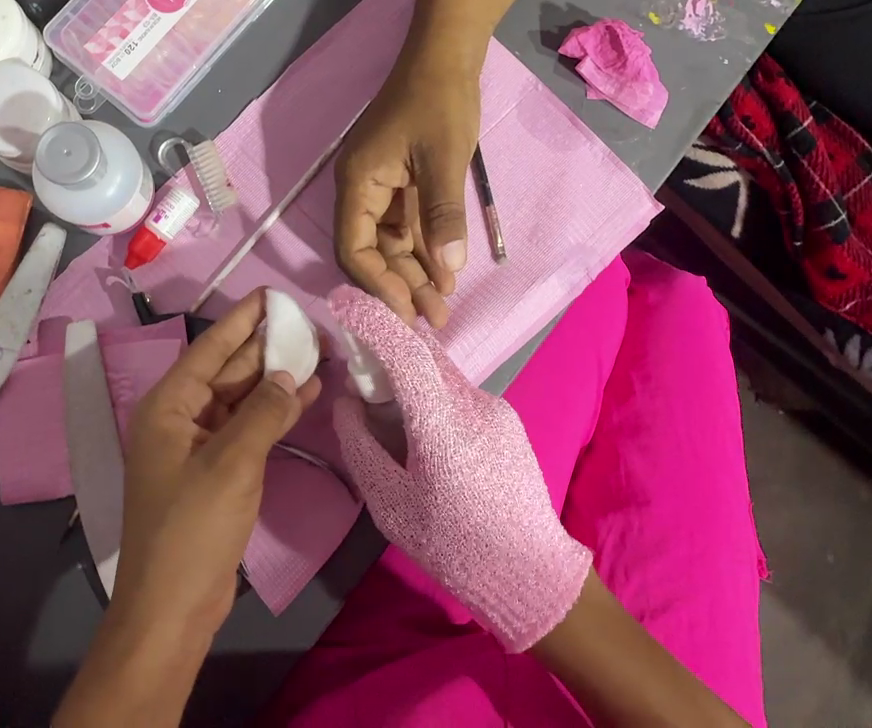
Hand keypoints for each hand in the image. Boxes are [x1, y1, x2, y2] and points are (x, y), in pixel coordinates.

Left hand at [57, 290, 320, 726]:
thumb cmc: (192, 528)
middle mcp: (181, 418)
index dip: (242, 320)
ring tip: (318, 354)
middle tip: (311, 325)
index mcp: (169, 406)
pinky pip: (248, 427)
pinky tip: (306, 396)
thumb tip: (290, 375)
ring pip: (241, 398)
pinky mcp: (217, 470)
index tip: (273, 295)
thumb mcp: (231, 464)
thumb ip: (262, 413)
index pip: (210, 348)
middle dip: (266, 348)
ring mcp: (199, 445)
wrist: (173, 607)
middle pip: (227, 370)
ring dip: (276, 379)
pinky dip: (274, 413)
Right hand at [329, 285, 591, 652]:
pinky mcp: (506, 418)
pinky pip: (456, 391)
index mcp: (443, 424)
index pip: (405, 351)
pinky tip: (421, 435)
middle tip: (354, 364)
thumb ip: (361, 445)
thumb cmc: (453, 546)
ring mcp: (495, 407)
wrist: (530, 573)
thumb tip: (348, 403)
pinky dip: (428, 394)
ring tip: (384, 412)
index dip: (371, 319)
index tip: (340, 299)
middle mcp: (474, 401)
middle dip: (384, 342)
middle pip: (423, 350)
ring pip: (440, 370)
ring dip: (407, 374)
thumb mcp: (390, 504)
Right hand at [333, 56, 480, 326]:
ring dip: (415, 273)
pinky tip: (444, 274)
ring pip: (391, 243)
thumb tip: (447, 270)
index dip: (376, 284)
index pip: (353, 247)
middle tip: (434, 320)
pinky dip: (424, 250)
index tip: (407, 311)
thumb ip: (441, 215)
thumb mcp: (443, 159)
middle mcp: (361, 191)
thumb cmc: (439, 101)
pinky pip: (406, 226)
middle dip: (402, 286)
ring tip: (443, 308)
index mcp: (357, 184)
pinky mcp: (401, 183)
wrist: (446, 57)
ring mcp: (381, 187)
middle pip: (372, 251)